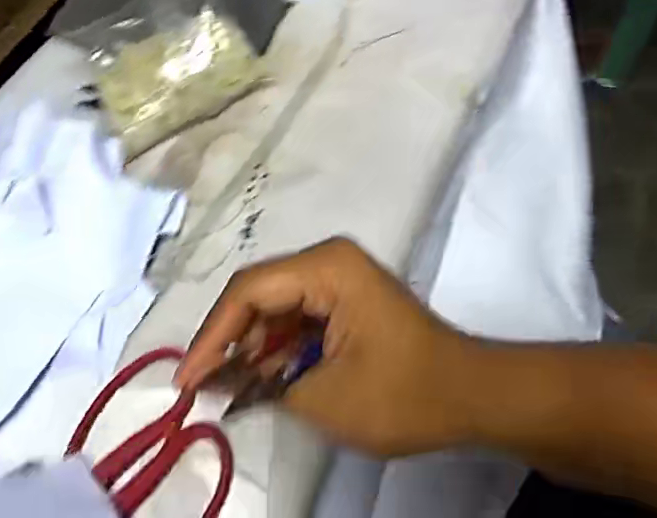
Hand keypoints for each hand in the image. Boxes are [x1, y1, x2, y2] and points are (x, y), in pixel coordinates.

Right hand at [175, 238, 479, 456]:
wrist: (470, 394)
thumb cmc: (402, 393)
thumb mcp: (324, 398)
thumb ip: (263, 387)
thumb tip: (221, 384)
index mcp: (326, 266)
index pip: (251, 290)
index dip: (213, 334)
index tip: (186, 380)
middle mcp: (328, 259)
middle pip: (260, 293)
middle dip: (228, 340)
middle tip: (198, 386)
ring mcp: (338, 276)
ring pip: (275, 305)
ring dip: (250, 347)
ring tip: (222, 389)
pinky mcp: (344, 298)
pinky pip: (296, 316)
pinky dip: (275, 348)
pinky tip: (257, 381)